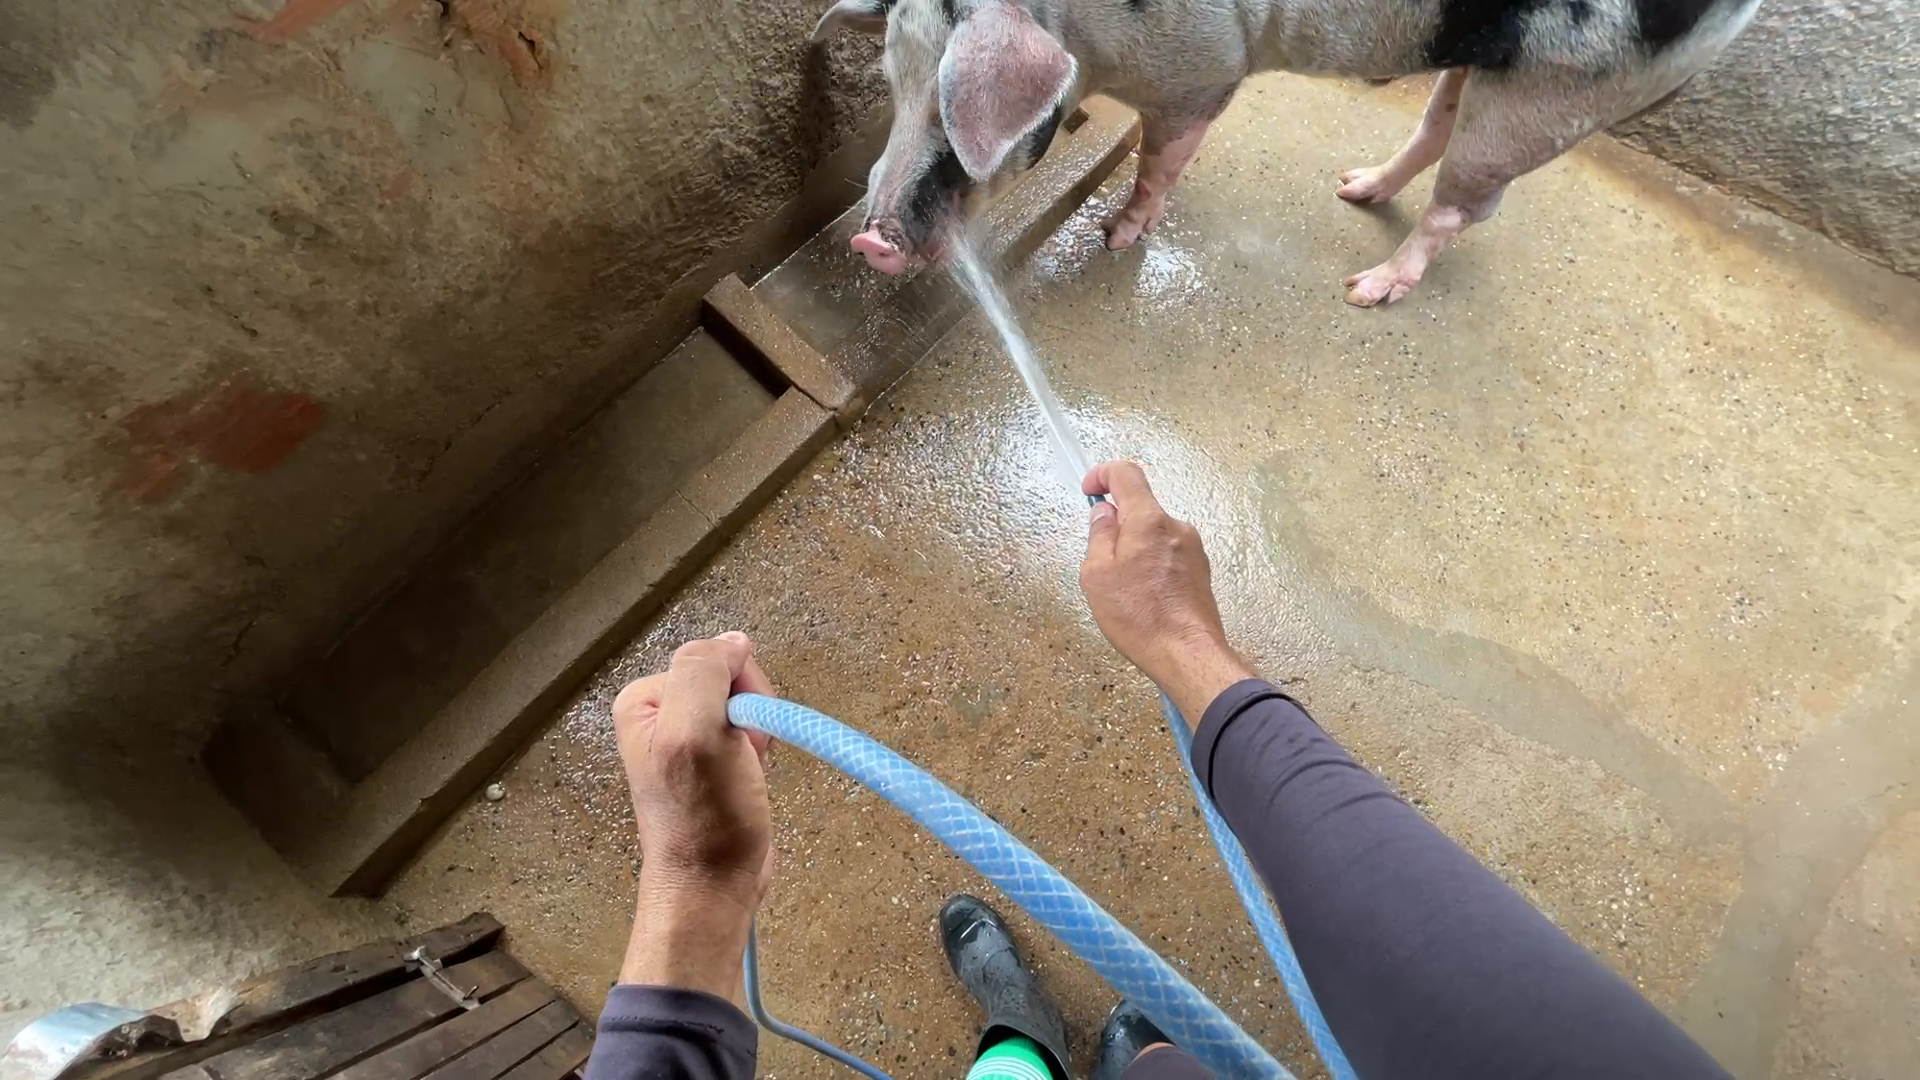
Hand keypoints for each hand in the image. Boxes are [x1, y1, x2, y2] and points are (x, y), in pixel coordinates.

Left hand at [612, 631, 774, 998]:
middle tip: (745, 753)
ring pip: (746, 703)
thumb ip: (705, 673)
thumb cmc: (703, 816)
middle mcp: (661, 713)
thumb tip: (734, 639)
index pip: (714, 656)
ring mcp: (687, 737)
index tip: (739, 732)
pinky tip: (751, 775)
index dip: (741, 688)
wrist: (713, 886)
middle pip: (731, 676)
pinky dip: (761, 748)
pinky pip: (750, 728)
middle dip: (752, 710)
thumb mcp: (694, 733)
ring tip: (747, 769)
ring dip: (759, 731)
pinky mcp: (713, 759)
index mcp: (644, 698)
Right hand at [1080, 461, 1253, 722]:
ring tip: (1122, 588)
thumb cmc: (1137, 615)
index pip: (1126, 473)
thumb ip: (1099, 535)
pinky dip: (1149, 563)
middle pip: (1140, 507)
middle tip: (1100, 560)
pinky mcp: (1199, 571)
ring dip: (1133, 547)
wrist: (1187, 654)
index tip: (1089, 491)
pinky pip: (1167, 553)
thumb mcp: (1097, 574)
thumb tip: (1104, 513)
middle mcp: (1175, 526)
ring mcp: (1192, 549)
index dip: (1102, 474)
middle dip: (1116, 523)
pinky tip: (1142, 597)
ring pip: (1153, 533)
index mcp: (1148, 520)